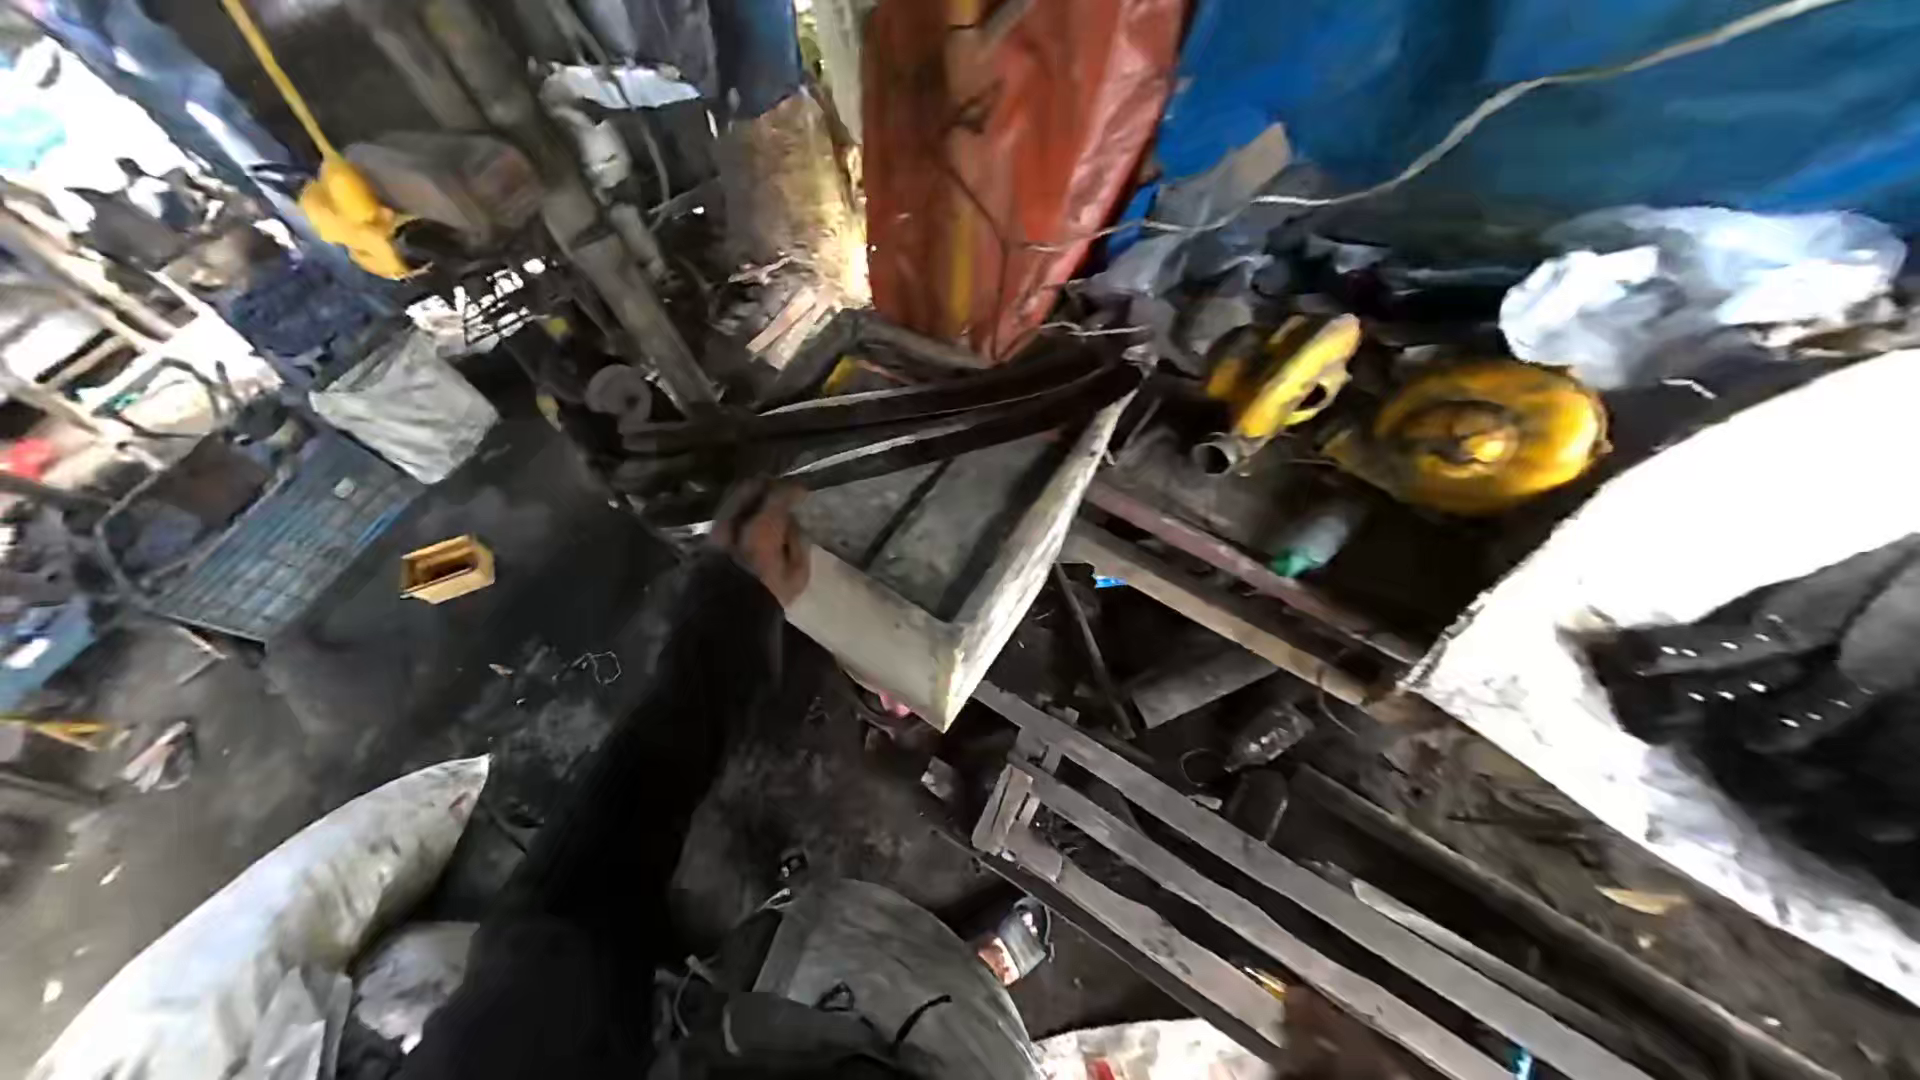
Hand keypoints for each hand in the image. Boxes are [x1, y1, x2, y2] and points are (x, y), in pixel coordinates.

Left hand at [713, 481, 810, 605]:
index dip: (792, 489)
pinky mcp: (706, 543)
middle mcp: (735, 522)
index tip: (803, 491)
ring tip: (764, 507)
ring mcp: (716, 531)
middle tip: (780, 490)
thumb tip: (792, 525)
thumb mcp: (797, 574)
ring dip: (749, 500)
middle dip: (766, 486)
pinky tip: (749, 526)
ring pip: (733, 501)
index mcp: (761, 527)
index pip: (777, 495)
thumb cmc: (769, 597)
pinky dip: (739, 515)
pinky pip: (725, 518)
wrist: (727, 621)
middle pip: (748, 488)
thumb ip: (797, 543)